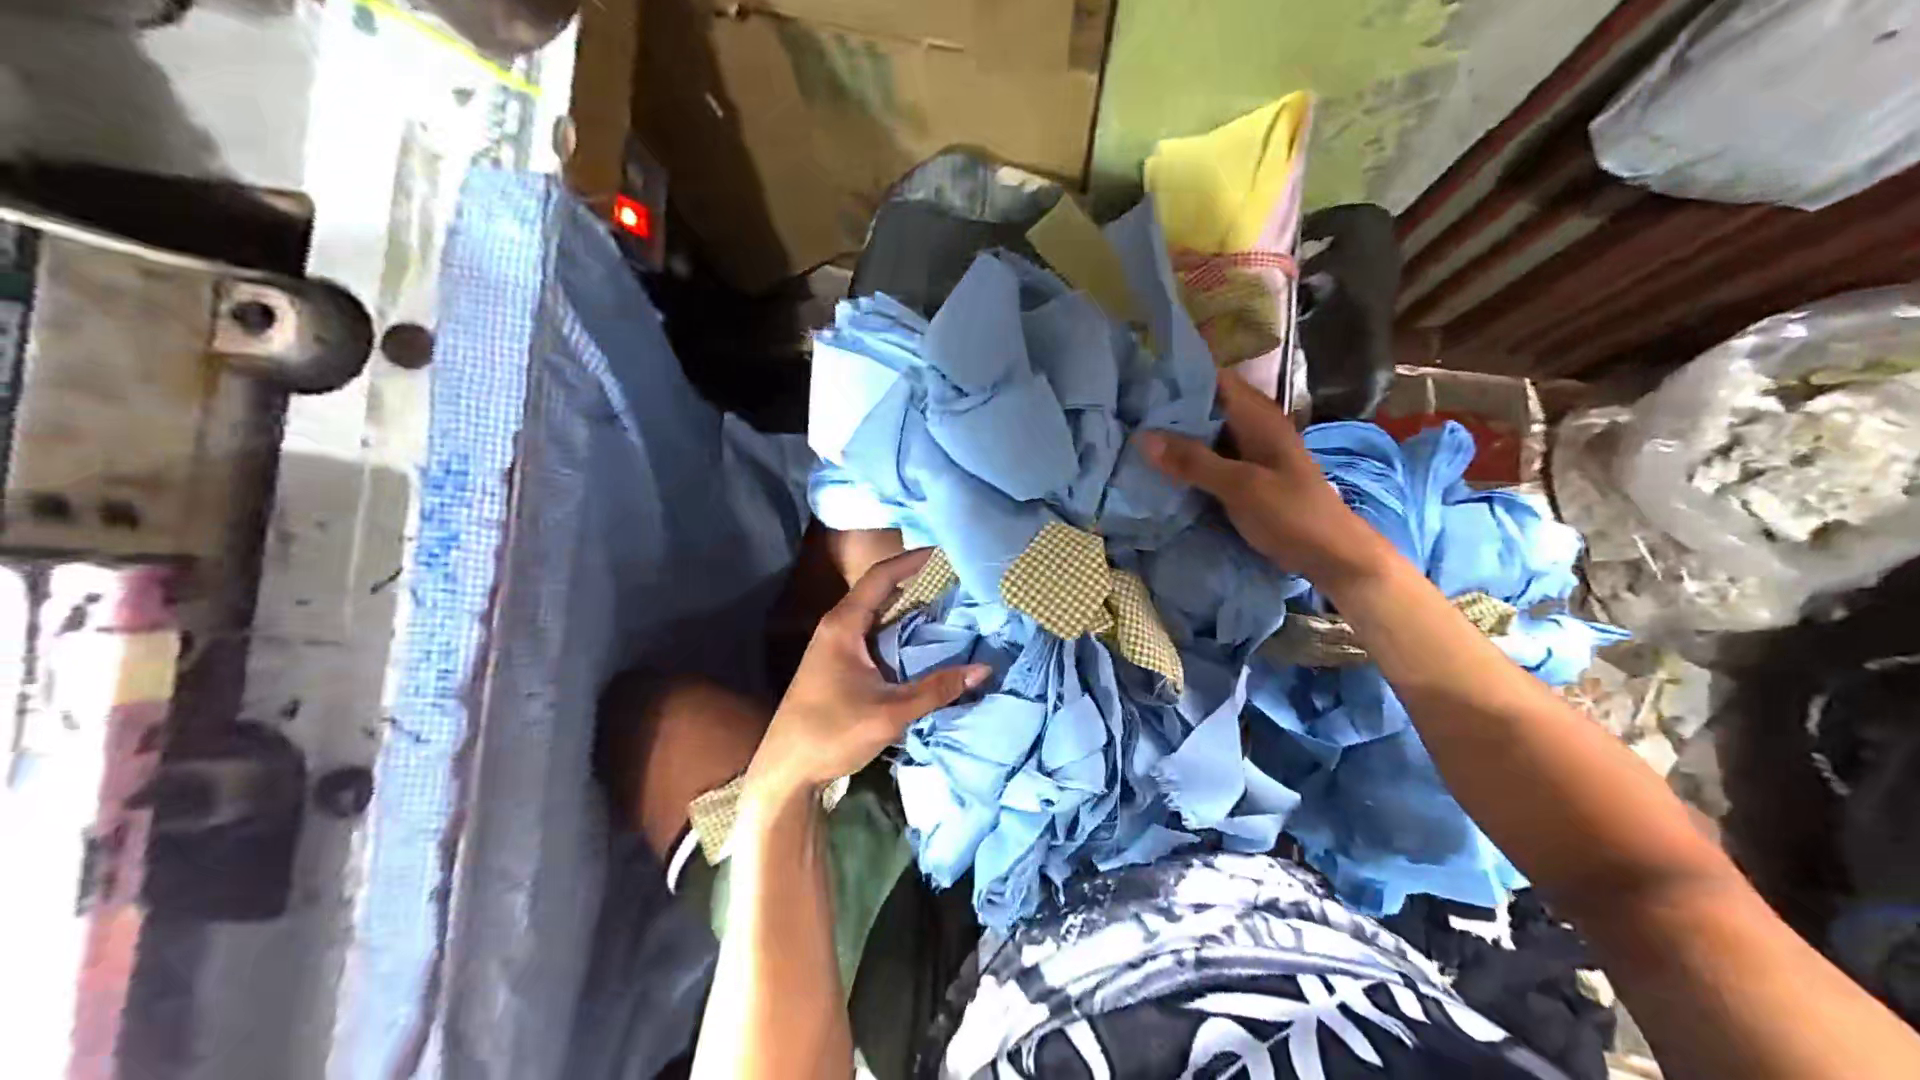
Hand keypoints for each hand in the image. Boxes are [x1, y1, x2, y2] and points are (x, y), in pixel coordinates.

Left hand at [747, 549, 989, 799]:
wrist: (786, 769)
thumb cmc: (832, 733)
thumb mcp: (890, 711)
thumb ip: (937, 689)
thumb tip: (983, 670)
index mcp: (844, 625)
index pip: (881, 577)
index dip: (912, 560)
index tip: (945, 551)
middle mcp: (837, 627)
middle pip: (879, 590)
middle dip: (915, 579)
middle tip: (955, 577)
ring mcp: (835, 645)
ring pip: (876, 613)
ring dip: (907, 606)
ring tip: (947, 602)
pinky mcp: (837, 663)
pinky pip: (873, 632)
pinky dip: (898, 628)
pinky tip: (921, 639)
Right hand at [1136, 372, 1388, 585]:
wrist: (1332, 555)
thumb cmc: (1292, 514)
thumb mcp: (1240, 486)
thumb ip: (1192, 461)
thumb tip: (1142, 437)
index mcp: (1258, 417)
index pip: (1213, 379)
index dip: (1179, 376)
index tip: (1138, 380)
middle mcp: (1253, 426)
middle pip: (1206, 405)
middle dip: (1169, 407)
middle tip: (1126, 410)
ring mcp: (1249, 452)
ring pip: (1205, 432)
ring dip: (1175, 434)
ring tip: (1132, 432)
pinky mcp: (1245, 475)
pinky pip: (1209, 456)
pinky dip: (1186, 458)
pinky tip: (1158, 465)